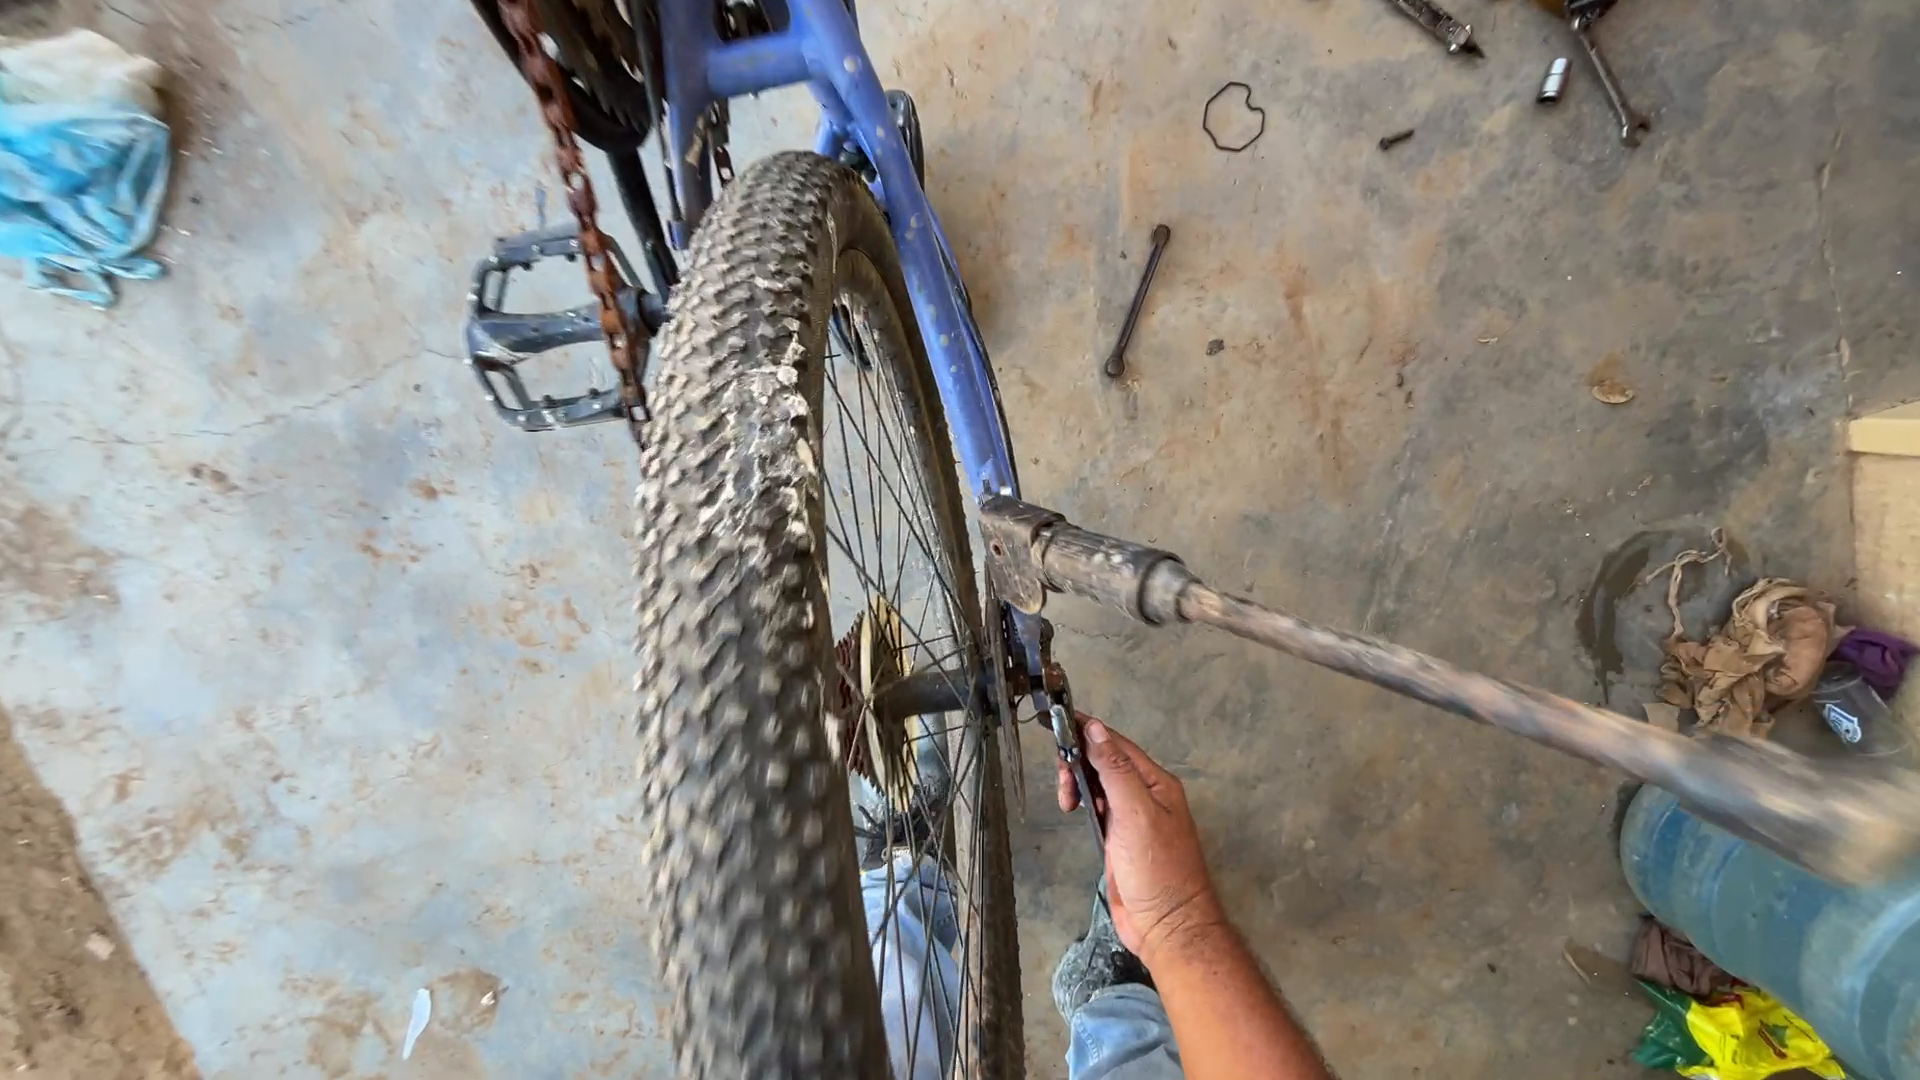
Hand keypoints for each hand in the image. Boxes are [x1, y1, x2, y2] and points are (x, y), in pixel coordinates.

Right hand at [1057, 715, 1226, 966]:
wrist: (1166, 926)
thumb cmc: (1156, 869)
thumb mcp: (1134, 811)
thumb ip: (1114, 768)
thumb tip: (1095, 728)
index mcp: (1155, 782)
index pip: (1116, 744)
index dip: (1086, 731)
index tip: (1056, 722)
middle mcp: (1144, 794)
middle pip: (1105, 761)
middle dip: (1078, 761)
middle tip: (1062, 780)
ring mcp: (1132, 817)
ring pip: (1098, 784)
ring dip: (1078, 783)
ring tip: (1066, 800)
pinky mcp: (1119, 838)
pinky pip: (1097, 807)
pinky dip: (1082, 803)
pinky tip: (1074, 810)